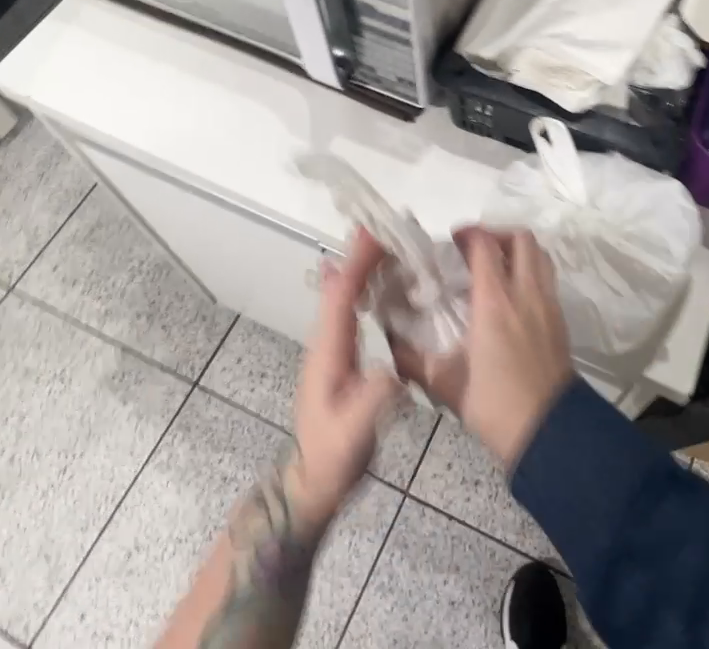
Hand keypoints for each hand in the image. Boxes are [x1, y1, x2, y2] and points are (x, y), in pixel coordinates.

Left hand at [286, 229, 402, 529]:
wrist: (314, 482)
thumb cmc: (332, 457)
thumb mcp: (354, 433)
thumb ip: (372, 400)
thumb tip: (395, 370)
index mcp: (328, 353)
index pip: (342, 297)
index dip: (357, 264)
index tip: (375, 233)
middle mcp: (327, 343)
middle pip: (342, 289)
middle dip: (362, 255)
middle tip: (387, 226)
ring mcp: (333, 350)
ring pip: (346, 297)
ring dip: (364, 268)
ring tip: (388, 243)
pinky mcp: (343, 359)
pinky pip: (353, 312)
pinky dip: (367, 289)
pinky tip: (383, 284)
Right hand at [394, 228, 572, 466]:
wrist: (548, 430)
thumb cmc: (493, 404)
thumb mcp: (444, 382)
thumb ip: (411, 359)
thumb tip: (384, 344)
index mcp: (495, 301)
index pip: (485, 246)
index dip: (468, 234)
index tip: (451, 241)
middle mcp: (525, 293)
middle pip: (521, 239)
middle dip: (496, 234)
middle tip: (474, 249)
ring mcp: (548, 304)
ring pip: (540, 255)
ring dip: (517, 250)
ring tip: (495, 266)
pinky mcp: (560, 319)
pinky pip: (547, 278)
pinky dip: (530, 271)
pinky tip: (512, 295)